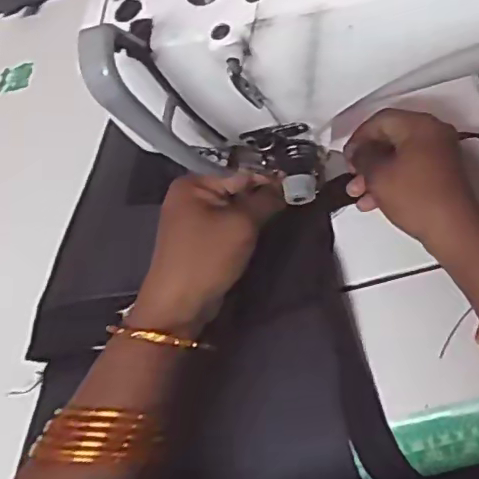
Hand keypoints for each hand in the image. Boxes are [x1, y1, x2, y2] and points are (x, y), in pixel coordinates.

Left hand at [130, 171, 283, 334]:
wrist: (180, 305)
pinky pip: (228, 224)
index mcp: (192, 184)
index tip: (299, 183)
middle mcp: (189, 196)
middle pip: (237, 188)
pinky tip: (263, 229)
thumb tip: (289, 184)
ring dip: (256, 213)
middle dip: (264, 196)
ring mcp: (193, 218)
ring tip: (284, 212)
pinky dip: (246, 226)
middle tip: (296, 198)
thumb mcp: (242, 223)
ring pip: (235, 208)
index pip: (241, 172)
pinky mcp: (200, 238)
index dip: (270, 178)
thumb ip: (267, 199)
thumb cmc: (208, 257)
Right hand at [344, 109, 478, 249]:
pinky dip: (394, 179)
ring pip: (401, 155)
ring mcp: (442, 153)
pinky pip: (413, 168)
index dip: (359, 138)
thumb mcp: (378, 175)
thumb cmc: (421, 199)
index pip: (380, 120)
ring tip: (361, 192)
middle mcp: (435, 134)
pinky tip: (377, 199)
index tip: (349, 155)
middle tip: (354, 173)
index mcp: (420, 125)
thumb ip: (362, 157)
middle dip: (368, 158)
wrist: (452, 229)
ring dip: (378, 172)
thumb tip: (359, 152)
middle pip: (392, 137)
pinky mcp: (445, 173)